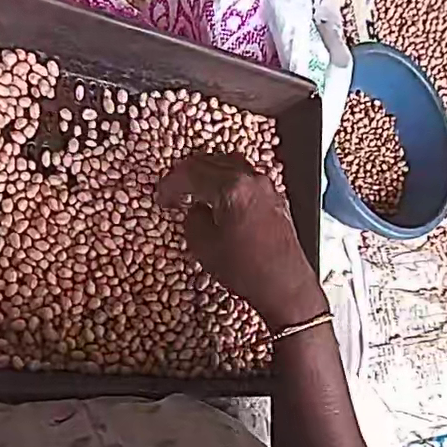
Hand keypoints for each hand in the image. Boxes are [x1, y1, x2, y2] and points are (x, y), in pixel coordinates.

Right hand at [155, 153, 324, 327]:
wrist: (285, 285)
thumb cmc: (249, 270)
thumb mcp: (204, 247)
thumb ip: (192, 219)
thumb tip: (193, 210)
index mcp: (231, 188)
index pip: (190, 172)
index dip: (170, 184)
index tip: (162, 196)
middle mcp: (251, 180)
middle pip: (210, 161)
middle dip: (187, 174)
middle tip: (174, 192)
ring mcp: (266, 187)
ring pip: (229, 165)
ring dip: (208, 175)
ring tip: (196, 194)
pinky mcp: (275, 198)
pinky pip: (245, 178)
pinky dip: (227, 182)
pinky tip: (220, 201)